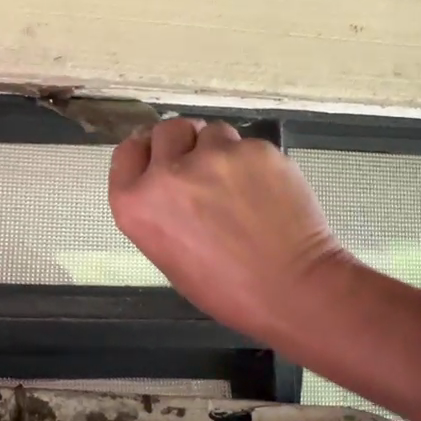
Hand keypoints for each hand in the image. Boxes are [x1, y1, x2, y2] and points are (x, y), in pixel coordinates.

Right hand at [108, 117, 348, 335]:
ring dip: (219, 150)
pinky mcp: (254, 150)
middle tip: (202, 169)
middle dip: (182, 144)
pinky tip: (266, 190)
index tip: (161, 158)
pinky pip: (247, 144)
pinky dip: (254, 161)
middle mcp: (166, 173)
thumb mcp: (166, 252)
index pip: (127, 152)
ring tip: (239, 183)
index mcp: (135, 203)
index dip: (146, 152)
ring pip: (210, 132)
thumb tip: (166, 177)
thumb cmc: (224, 287)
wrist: (293, 290)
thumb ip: (156, 206)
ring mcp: (212, 157)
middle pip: (166, 131)